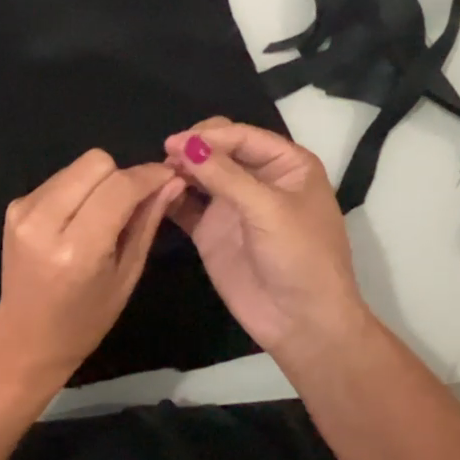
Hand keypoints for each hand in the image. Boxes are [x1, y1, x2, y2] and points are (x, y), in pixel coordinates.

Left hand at [0, 150, 184, 383]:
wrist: (25, 337)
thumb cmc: (85, 319)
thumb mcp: (126, 276)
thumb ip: (147, 223)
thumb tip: (173, 182)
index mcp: (77, 249)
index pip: (119, 187)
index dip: (149, 175)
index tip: (170, 176)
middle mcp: (44, 221)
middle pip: (96, 162)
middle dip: (122, 176)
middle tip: (133, 202)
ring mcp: (23, 210)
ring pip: (78, 166)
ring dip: (100, 181)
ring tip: (104, 214)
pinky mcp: (14, 205)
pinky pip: (59, 178)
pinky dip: (78, 189)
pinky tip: (78, 218)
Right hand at [163, 119, 371, 355]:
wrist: (303, 324)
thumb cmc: (300, 257)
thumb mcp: (267, 209)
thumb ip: (224, 175)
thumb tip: (184, 144)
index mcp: (287, 164)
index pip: (242, 136)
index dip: (209, 136)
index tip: (175, 142)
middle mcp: (259, 178)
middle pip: (218, 149)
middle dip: (193, 150)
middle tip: (166, 158)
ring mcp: (233, 205)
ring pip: (200, 174)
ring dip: (179, 170)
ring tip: (158, 174)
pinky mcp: (212, 230)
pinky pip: (187, 204)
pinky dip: (171, 197)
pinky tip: (156, 194)